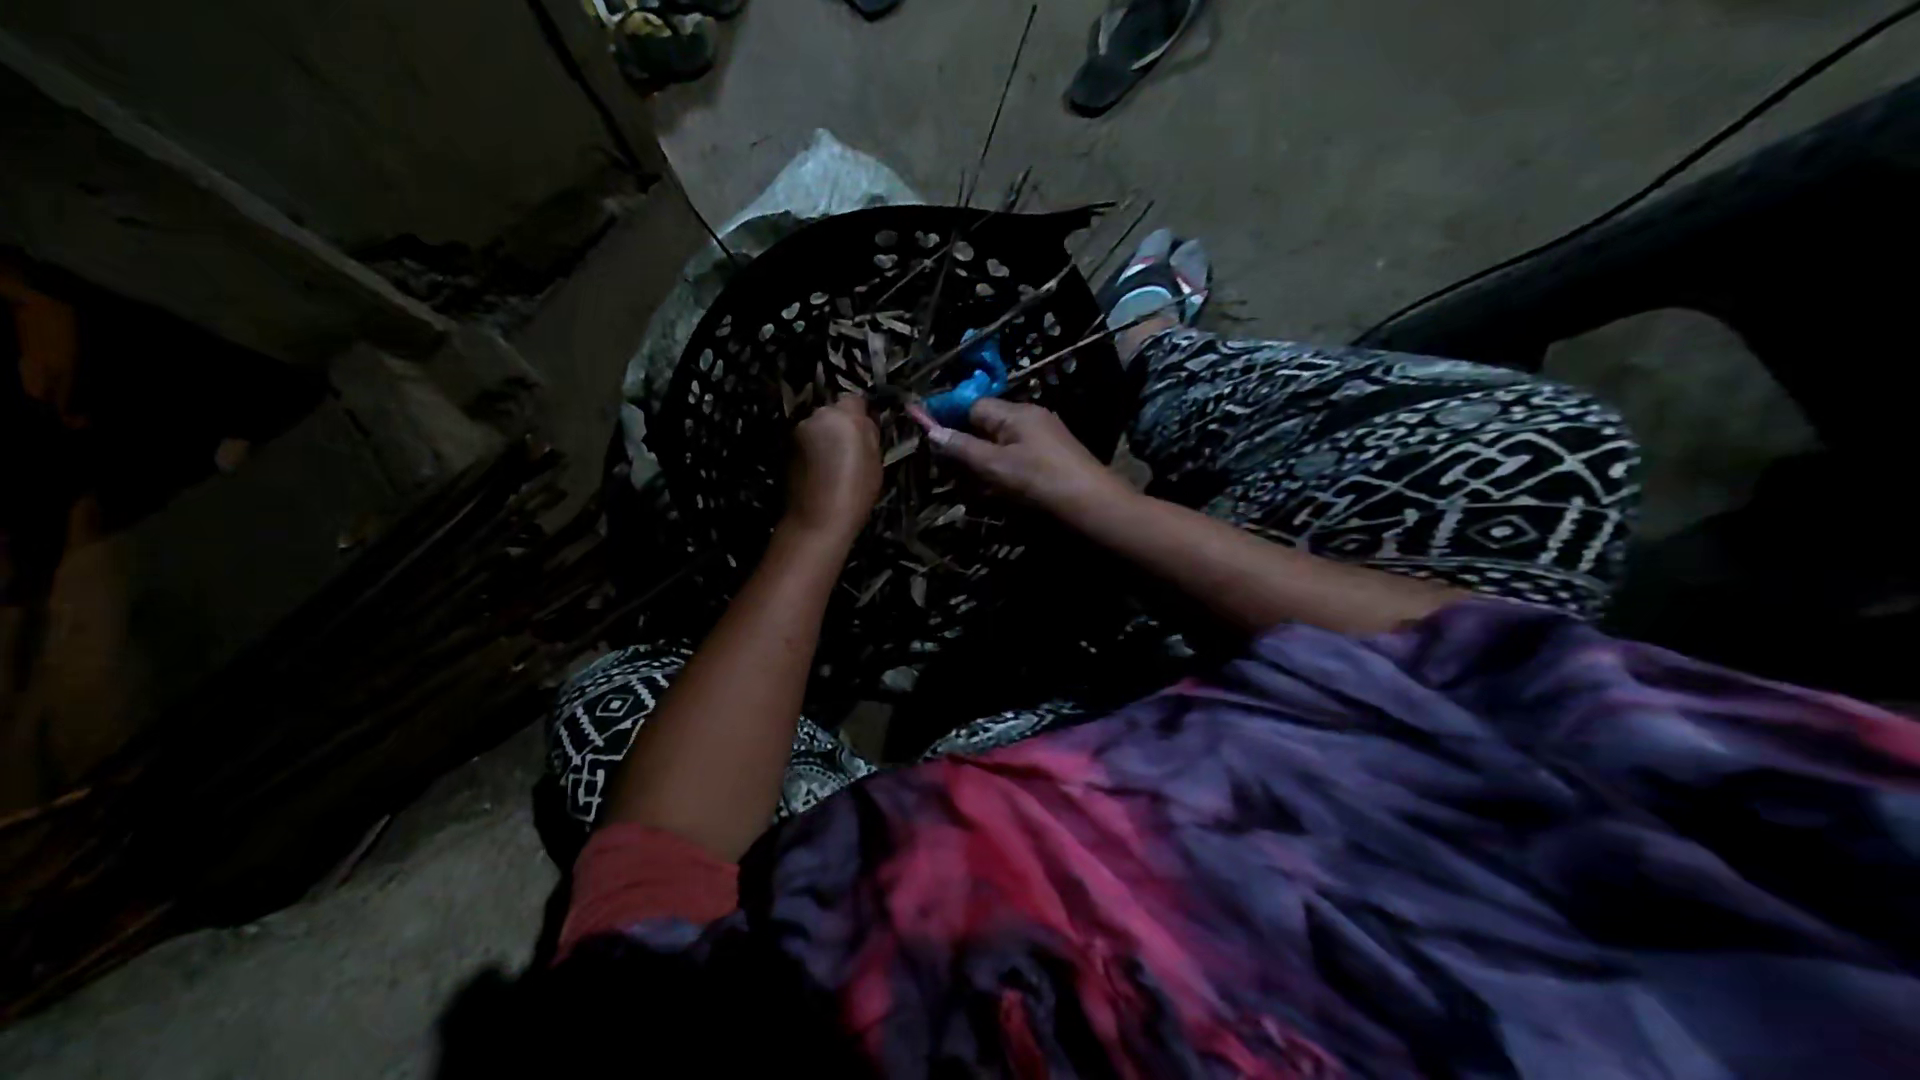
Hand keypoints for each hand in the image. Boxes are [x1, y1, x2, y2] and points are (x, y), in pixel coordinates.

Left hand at [786, 395, 881, 539]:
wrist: (816, 521)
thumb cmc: (854, 492)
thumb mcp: (876, 461)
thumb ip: (869, 434)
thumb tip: (863, 422)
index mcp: (843, 416)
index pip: (855, 400)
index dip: (861, 415)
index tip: (865, 434)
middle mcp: (816, 416)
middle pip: (833, 412)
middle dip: (840, 426)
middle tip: (851, 451)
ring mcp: (797, 431)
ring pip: (818, 427)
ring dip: (825, 438)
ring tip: (833, 464)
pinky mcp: (785, 448)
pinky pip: (806, 441)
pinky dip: (812, 450)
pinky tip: (819, 471)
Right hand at [920, 399, 1132, 517]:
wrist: (1095, 509)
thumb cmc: (1041, 483)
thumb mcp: (994, 466)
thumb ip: (961, 448)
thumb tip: (931, 430)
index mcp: (1016, 413)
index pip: (972, 406)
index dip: (949, 420)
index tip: (928, 437)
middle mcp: (1031, 421)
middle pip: (985, 428)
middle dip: (966, 452)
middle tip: (954, 478)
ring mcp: (1044, 442)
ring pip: (999, 451)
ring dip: (983, 471)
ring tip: (977, 494)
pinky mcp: (1053, 464)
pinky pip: (1016, 465)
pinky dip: (1003, 480)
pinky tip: (1001, 499)